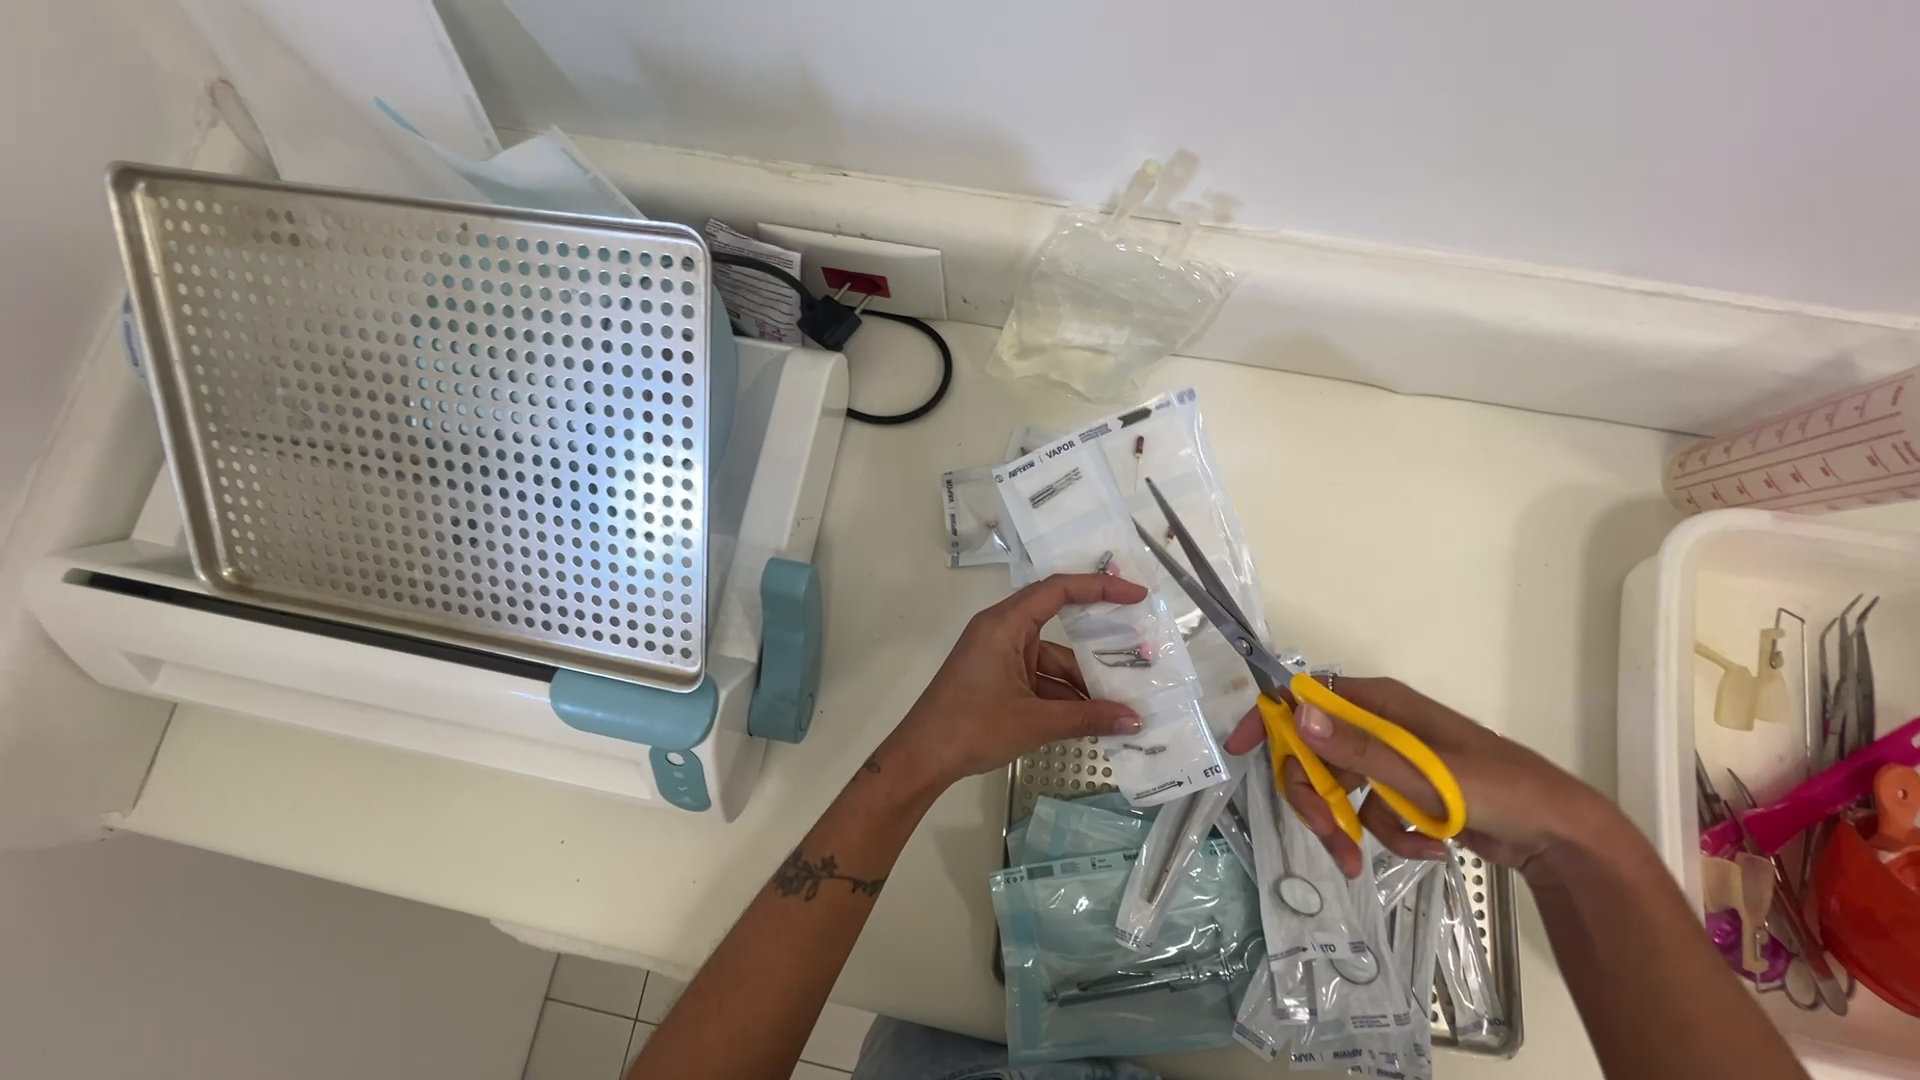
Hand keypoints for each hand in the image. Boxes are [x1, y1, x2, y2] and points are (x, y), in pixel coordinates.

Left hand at [882, 574, 1147, 792]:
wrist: (921, 758)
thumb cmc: (971, 727)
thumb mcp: (1034, 722)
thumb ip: (1086, 718)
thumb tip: (1134, 720)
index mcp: (1004, 624)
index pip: (1057, 590)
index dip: (1098, 588)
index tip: (1134, 596)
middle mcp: (1002, 631)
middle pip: (1058, 625)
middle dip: (1097, 643)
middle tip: (1139, 647)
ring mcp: (999, 656)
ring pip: (1052, 661)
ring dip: (1082, 683)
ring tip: (1123, 702)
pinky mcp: (998, 679)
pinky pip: (1039, 679)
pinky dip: (1063, 696)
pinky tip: (1094, 718)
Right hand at [1223, 677, 1611, 877]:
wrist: (1560, 836)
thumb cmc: (1498, 788)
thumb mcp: (1423, 771)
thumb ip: (1357, 746)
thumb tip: (1296, 714)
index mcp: (1379, 703)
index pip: (1305, 697)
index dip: (1269, 719)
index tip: (1240, 749)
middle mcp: (1378, 725)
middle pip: (1313, 752)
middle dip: (1313, 796)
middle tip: (1327, 834)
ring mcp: (1392, 760)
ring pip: (1337, 787)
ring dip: (1349, 825)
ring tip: (1371, 859)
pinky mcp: (1405, 793)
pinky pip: (1370, 810)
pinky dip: (1389, 835)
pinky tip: (1428, 849)